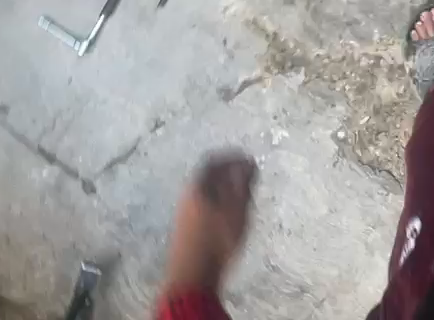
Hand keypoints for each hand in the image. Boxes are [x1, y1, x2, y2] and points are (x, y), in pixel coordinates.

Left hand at [162, 152, 256, 294]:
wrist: (191, 277)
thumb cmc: (217, 239)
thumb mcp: (237, 209)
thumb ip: (243, 183)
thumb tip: (249, 162)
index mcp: (197, 185)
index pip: (213, 159)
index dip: (232, 156)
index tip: (249, 160)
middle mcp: (187, 194)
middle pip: (208, 175)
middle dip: (229, 173)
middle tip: (248, 178)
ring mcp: (184, 212)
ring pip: (206, 191)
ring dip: (224, 189)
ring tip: (242, 197)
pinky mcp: (185, 229)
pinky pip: (203, 204)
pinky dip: (218, 202)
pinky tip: (229, 216)